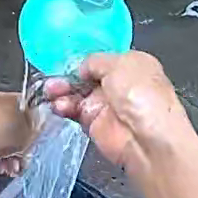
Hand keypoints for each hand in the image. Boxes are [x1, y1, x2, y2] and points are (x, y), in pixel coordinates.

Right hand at [45, 52, 197, 175]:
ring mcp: (106, 104)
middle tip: (53, 76)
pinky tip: (59, 106)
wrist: (147, 139)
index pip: (101, 58)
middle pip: (84, 75)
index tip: (64, 57)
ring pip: (75, 93)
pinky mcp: (94, 123)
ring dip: (60, 90)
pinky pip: (73, 111)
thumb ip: (94, 61)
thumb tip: (81, 68)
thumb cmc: (143, 95)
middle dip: (67, 75)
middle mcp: (118, 84)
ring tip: (50, 91)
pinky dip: (63, 107)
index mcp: (131, 65)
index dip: (83, 57)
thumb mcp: (119, 63)